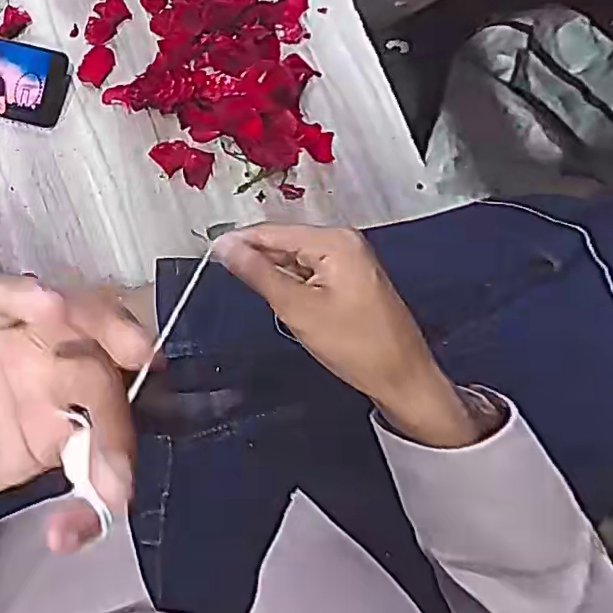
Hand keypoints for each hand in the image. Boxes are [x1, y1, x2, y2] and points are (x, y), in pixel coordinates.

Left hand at [0, 277, 151, 553]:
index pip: (10, 294)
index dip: (34, 295)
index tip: (53, 305)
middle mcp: (33, 338)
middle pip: (82, 323)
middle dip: (112, 332)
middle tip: (137, 355)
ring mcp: (59, 381)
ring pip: (106, 386)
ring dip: (118, 431)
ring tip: (114, 488)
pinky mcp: (73, 428)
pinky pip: (101, 450)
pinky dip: (97, 488)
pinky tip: (70, 530)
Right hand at [216, 224, 492, 446]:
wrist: (405, 380)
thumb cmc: (354, 346)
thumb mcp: (297, 309)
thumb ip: (257, 273)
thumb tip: (223, 245)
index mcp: (334, 240)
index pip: (272, 231)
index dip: (238, 241)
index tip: (207, 252)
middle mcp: (342, 239)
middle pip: (284, 241)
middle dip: (257, 258)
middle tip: (225, 276)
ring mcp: (348, 255)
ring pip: (294, 256)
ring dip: (273, 271)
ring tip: (251, 289)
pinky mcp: (350, 272)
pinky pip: (309, 267)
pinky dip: (292, 280)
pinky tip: (282, 297)